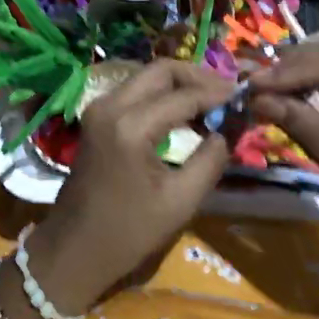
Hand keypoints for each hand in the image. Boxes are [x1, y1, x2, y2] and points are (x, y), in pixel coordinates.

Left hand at [27, 59, 235, 315]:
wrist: (73, 249)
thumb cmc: (127, 232)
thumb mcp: (181, 201)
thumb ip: (211, 159)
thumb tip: (229, 128)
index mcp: (130, 126)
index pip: (184, 95)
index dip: (218, 94)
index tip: (245, 96)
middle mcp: (110, 105)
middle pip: (162, 70)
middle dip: (198, 77)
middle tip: (228, 93)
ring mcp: (99, 108)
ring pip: (147, 76)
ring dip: (180, 83)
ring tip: (212, 102)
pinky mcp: (96, 116)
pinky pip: (135, 90)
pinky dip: (162, 94)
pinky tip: (185, 113)